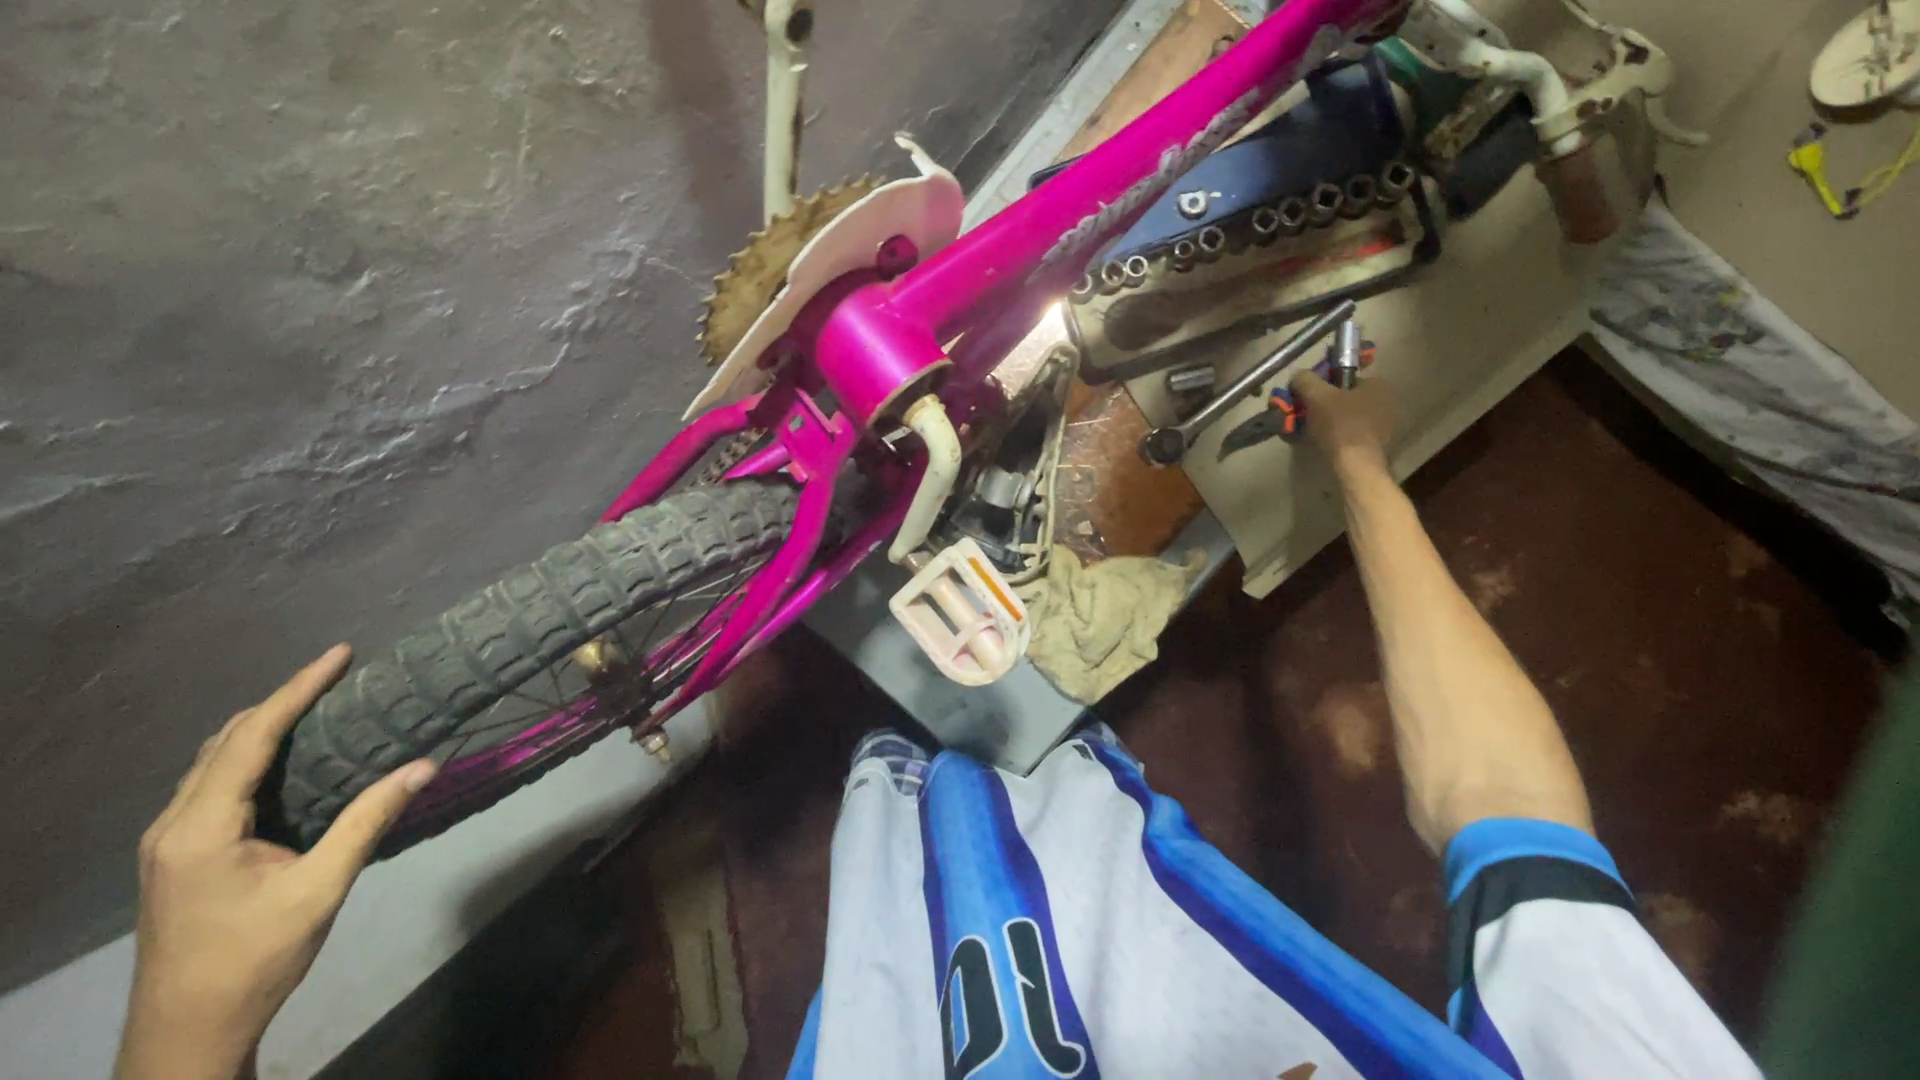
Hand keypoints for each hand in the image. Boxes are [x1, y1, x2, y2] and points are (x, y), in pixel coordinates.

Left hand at [114, 646, 436, 1079]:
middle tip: (336, 675)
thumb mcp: (320, 889)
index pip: (251, 737)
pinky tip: (283, 761)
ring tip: (315, 706)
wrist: (187, 1029)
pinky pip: (211, 783)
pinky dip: (250, 755)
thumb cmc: (256, 957)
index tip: (339, 655)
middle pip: (226, 740)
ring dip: (262, 726)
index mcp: (202, 826)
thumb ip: (367, 822)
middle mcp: (174, 822)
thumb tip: (422, 767)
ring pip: (212, 760)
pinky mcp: (176, 854)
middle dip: (281, 700)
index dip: (297, 690)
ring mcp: (168, 840)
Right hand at [1291, 369, 1396, 481]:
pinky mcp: (1378, 445)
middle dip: (1323, 406)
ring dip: (1328, 422)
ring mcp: (1384, 425)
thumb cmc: (1339, 425)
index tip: (1306, 398)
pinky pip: (1351, 434)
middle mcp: (1386, 402)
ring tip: (1308, 432)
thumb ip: (1305, 380)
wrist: (1355, 466)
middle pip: (1344, 398)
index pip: (1344, 378)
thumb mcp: (1316, 396)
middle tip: (1304, 416)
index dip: (1322, 386)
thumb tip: (1297, 375)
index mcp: (1377, 385)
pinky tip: (1323, 444)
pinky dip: (1336, 437)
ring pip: (1347, 417)